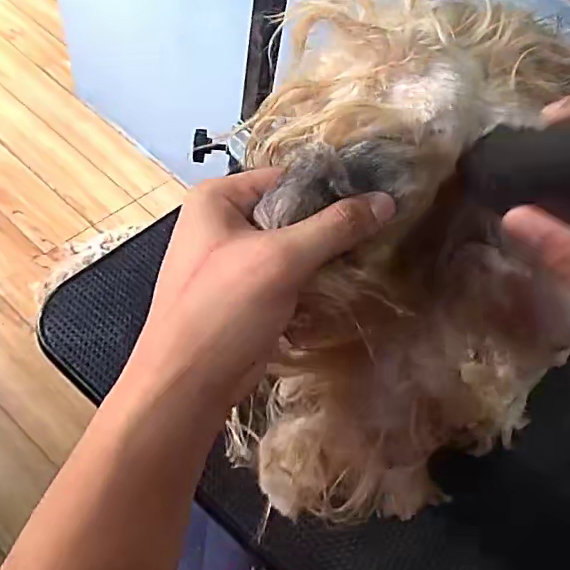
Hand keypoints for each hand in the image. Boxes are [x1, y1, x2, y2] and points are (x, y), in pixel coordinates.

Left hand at [125, 169, 395, 404]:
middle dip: (333, 225)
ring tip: (370, 256)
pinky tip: (347, 283)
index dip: (333, 188)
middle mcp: (224, 221)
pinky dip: (316, 278)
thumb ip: (336, 226)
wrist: (183, 391)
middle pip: (295, 211)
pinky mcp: (249, 292)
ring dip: (328, 255)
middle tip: (379, 231)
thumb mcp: (282, 259)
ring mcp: (236, 259)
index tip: (377, 200)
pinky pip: (292, 272)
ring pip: (297, 244)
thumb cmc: (221, 312)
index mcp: (218, 198)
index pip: (289, 178)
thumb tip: (386, 200)